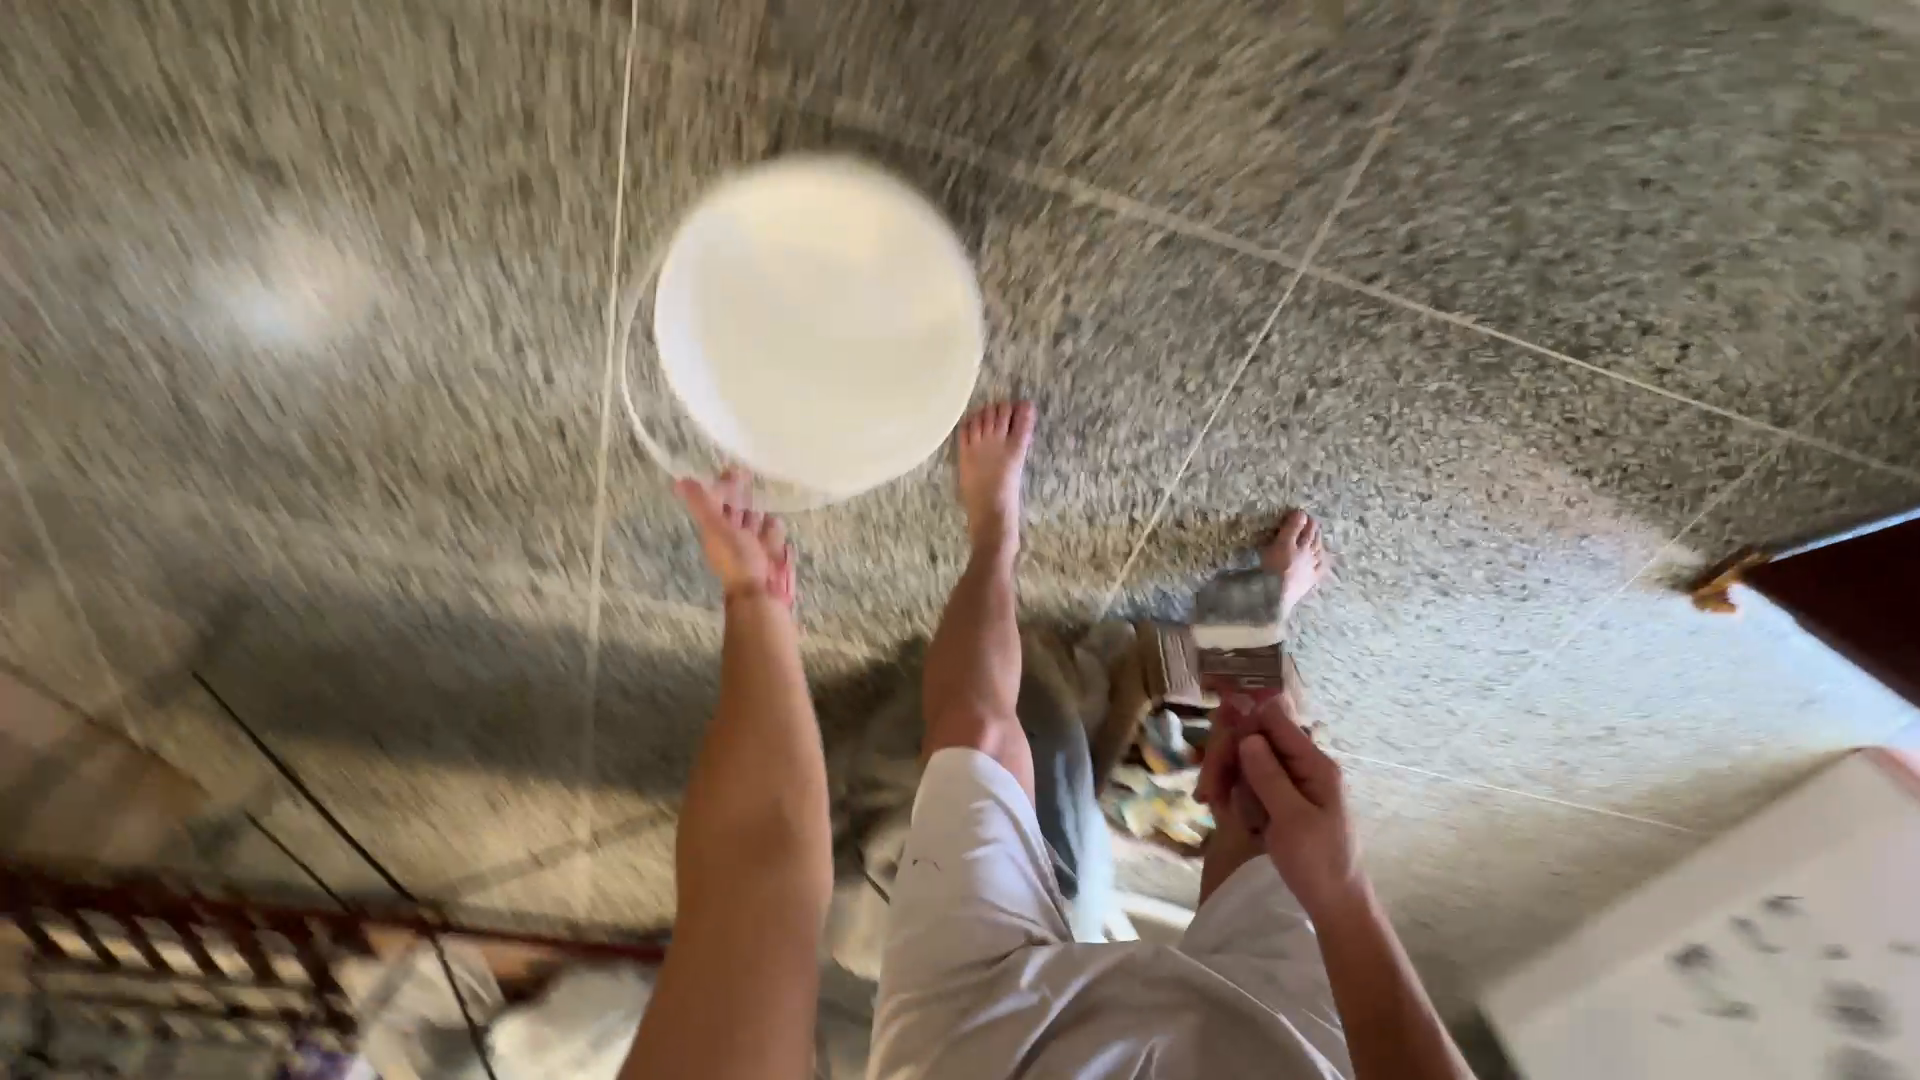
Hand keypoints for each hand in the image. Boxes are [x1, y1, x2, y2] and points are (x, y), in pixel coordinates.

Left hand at [675, 469, 795, 607]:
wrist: (761, 594)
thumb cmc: (738, 560)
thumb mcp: (717, 528)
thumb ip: (702, 505)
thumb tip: (680, 481)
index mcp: (717, 530)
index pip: (718, 502)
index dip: (725, 486)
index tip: (737, 471)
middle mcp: (734, 538)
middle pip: (740, 511)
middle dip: (747, 500)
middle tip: (756, 485)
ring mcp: (755, 548)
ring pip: (763, 524)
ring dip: (767, 522)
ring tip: (769, 521)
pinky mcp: (773, 557)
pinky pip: (778, 540)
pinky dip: (778, 541)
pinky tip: (779, 547)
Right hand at [1198, 689, 1362, 917]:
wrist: (1335, 905)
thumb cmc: (1319, 863)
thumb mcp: (1293, 821)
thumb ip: (1270, 777)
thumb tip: (1247, 737)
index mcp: (1314, 765)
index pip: (1275, 721)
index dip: (1243, 716)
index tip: (1215, 724)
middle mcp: (1301, 765)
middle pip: (1253, 738)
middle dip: (1226, 755)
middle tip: (1207, 789)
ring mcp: (1287, 781)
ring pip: (1244, 757)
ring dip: (1222, 773)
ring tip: (1208, 800)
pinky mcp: (1276, 797)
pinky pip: (1245, 778)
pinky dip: (1228, 787)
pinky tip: (1215, 803)